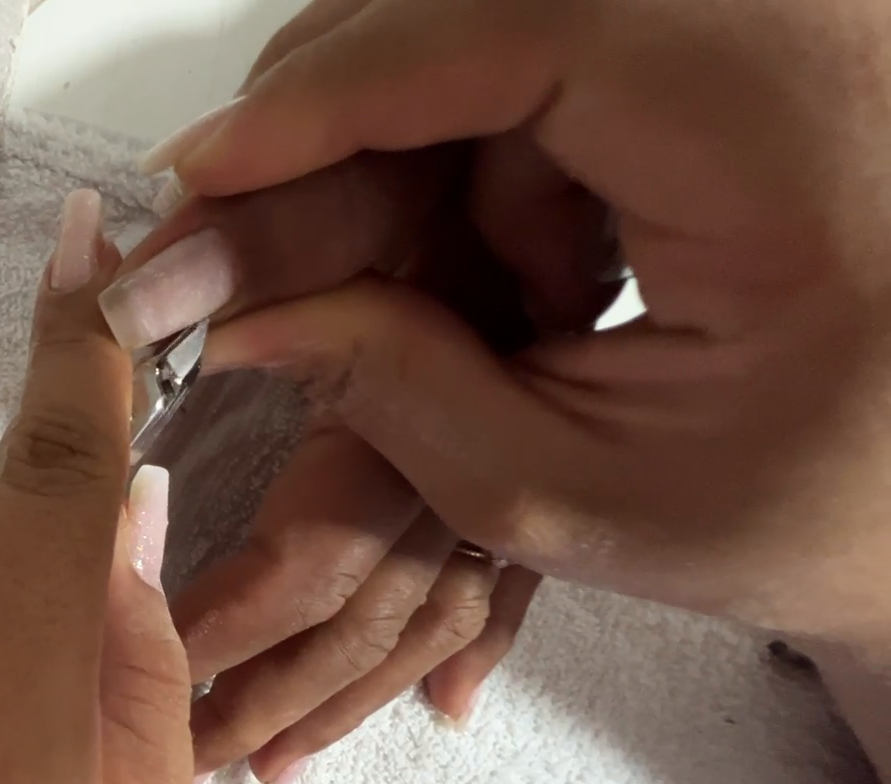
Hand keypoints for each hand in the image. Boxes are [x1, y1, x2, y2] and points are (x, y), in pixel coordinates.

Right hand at [104, 0, 890, 775]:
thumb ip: (386, 395)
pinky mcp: (702, 65)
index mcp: (809, 125)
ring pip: (461, 51)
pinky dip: (430, 181)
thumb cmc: (794, 517)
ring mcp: (744, 37)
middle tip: (208, 259)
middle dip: (307, 139)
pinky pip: (502, 88)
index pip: (528, 26)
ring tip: (382, 307)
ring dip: (365, 177)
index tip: (191, 171)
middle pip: (463, 14)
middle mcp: (796, 26)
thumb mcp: (556, 492)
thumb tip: (235, 328)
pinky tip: (479, 285)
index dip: (328, 95)